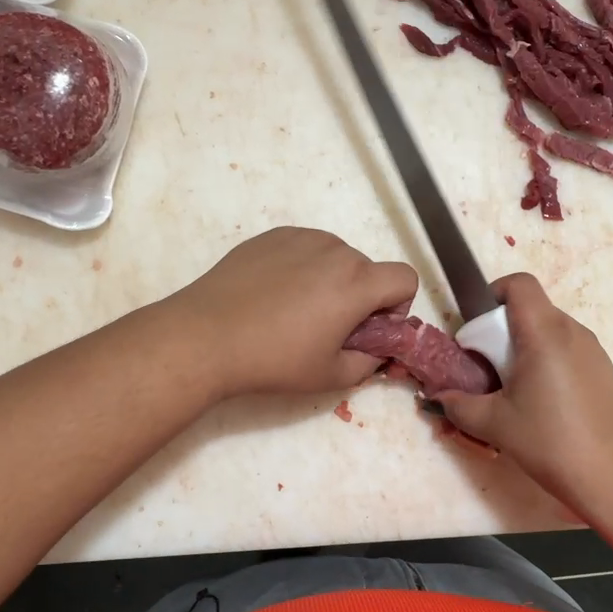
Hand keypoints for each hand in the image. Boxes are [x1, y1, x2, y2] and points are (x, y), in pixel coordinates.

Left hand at [167, 227, 417, 397]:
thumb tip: (375, 350)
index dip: (396, 306)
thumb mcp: (330, 376)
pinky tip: (271, 294)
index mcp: (357, 283)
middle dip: (358, 296)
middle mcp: (335, 250)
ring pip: (335, 257)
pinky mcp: (272, 235)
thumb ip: (368, 363)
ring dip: (329, 280)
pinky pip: (304, 248)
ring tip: (292, 311)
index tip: (368, 327)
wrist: (207, 335)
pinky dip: (300, 268)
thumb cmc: (274, 360)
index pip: (406, 278)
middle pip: (367, 270)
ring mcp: (301, 237)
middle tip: (325, 328)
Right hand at [438, 274, 612, 515]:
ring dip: (524, 350)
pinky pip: (567, 352)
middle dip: (502, 332)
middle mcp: (573, 332)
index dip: (493, 294)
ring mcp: (593, 352)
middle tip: (486, 369)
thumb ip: (459, 405)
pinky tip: (541, 406)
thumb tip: (438, 396)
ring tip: (512, 392)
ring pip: (549, 333)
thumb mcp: (494, 424)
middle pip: (531, 310)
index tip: (477, 329)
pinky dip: (547, 365)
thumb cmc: (552, 443)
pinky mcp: (605, 372)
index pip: (519, 284)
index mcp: (544, 333)